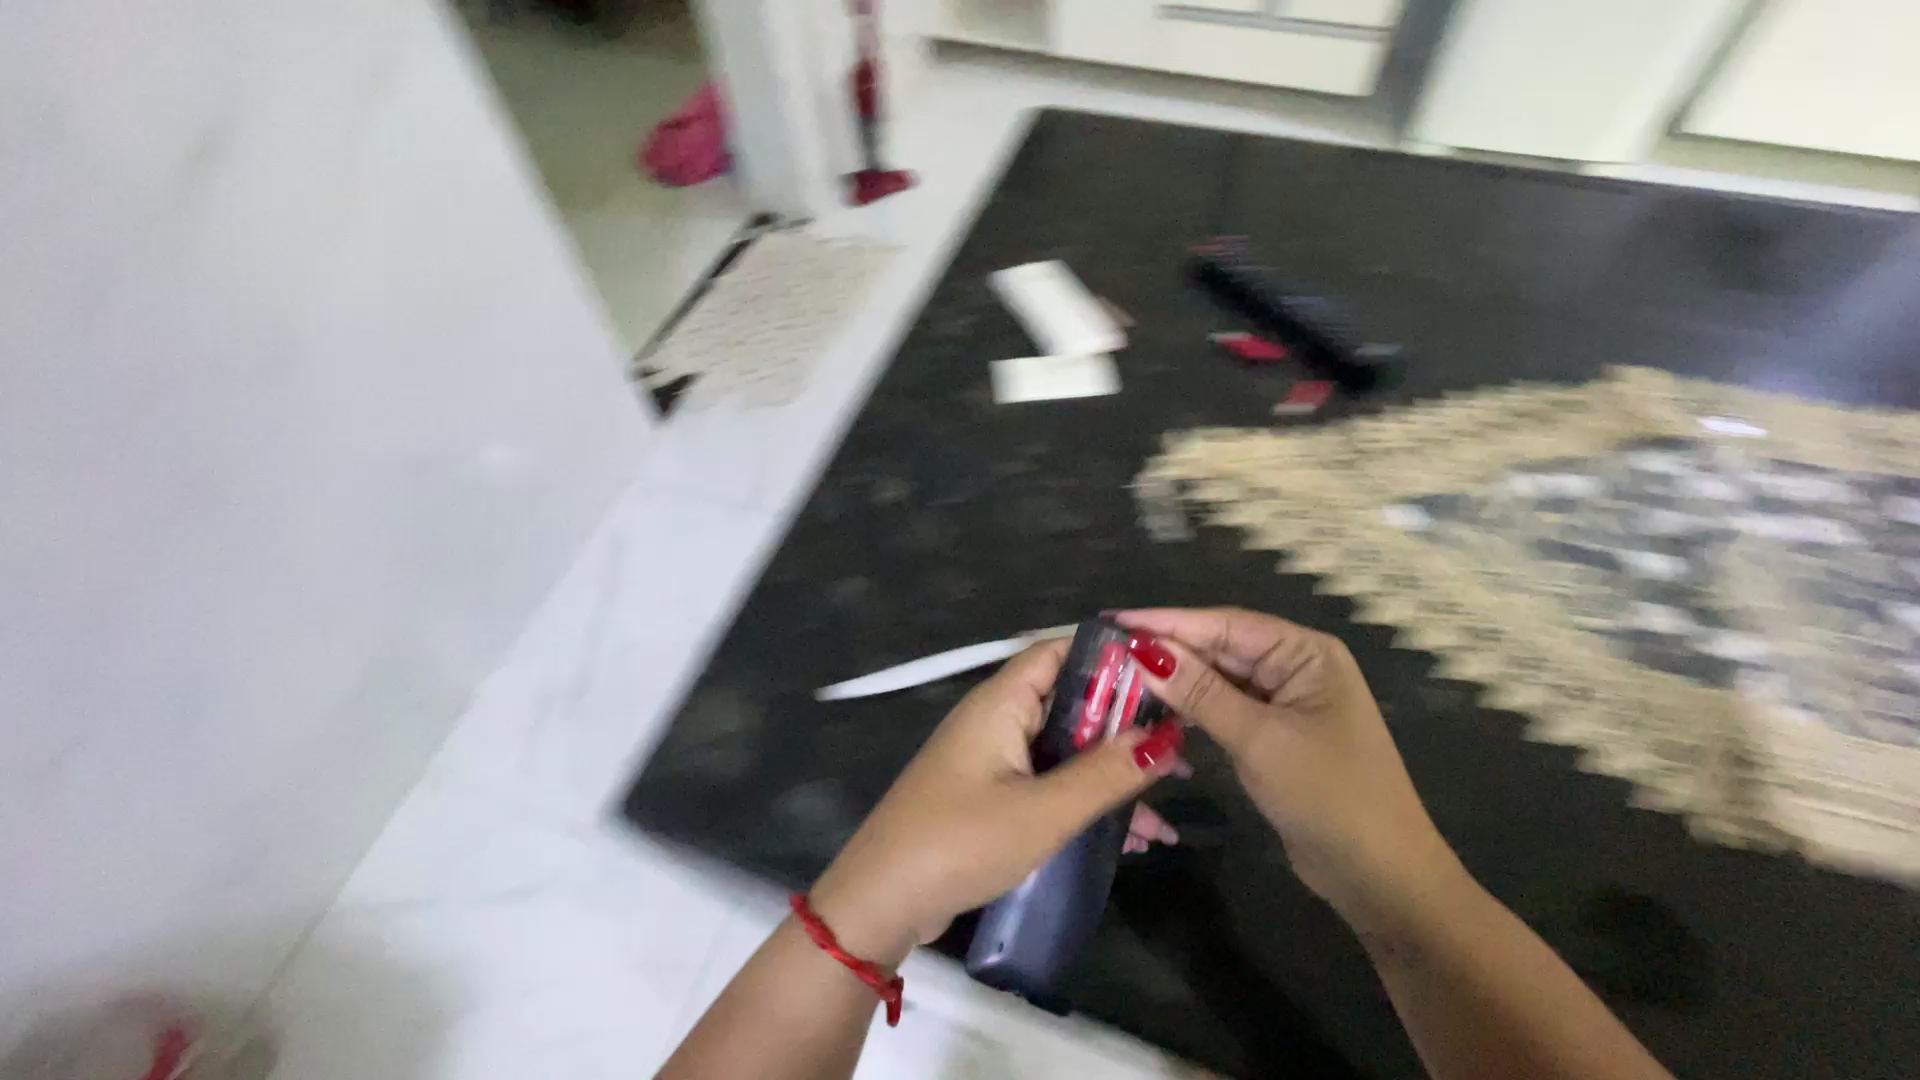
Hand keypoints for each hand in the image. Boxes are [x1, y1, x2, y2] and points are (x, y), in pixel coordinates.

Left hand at [808, 639, 1182, 964]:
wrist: (881, 902)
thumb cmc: (961, 842)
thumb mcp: (1043, 812)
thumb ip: (1106, 774)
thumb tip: (1166, 738)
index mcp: (1001, 704)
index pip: (1059, 652)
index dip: (1110, 658)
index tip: (1166, 677)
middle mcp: (997, 721)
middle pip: (1070, 705)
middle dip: (1125, 728)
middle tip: (1182, 753)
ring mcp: (992, 761)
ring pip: (1065, 751)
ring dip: (1112, 775)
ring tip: (1168, 809)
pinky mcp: (991, 798)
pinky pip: (1049, 785)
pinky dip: (1086, 803)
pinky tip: (1133, 840)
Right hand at [1116, 607, 1464, 943]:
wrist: (1379, 875)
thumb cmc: (1328, 795)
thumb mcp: (1259, 739)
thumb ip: (1200, 693)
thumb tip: (1143, 652)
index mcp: (1306, 653)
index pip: (1225, 623)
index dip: (1168, 621)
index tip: (1115, 620)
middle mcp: (1295, 667)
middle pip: (1220, 647)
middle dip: (1168, 649)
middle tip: (1108, 649)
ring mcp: (1284, 702)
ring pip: (1218, 678)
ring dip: (1175, 679)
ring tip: (1120, 674)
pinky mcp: (1272, 733)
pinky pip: (1223, 707)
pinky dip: (1191, 708)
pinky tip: (1154, 707)